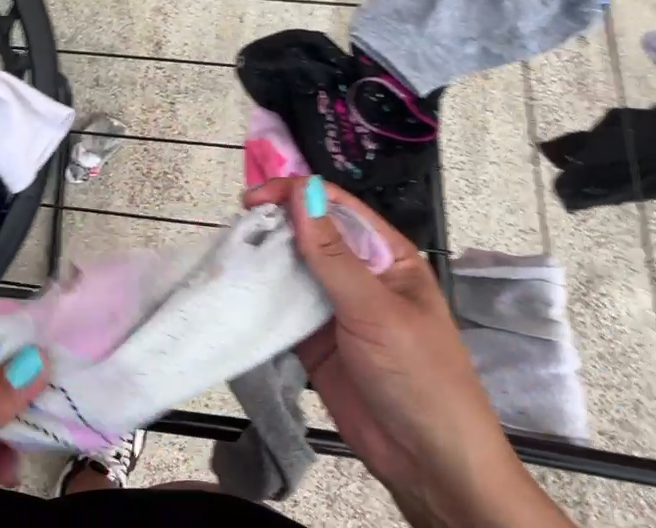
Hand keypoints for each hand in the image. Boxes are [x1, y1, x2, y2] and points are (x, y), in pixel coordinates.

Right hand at [243, 178, 569, 527]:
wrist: (428, 464)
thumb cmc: (420, 376)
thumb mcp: (376, 310)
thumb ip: (331, 255)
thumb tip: (301, 192)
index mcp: (385, 257)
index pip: (336, 208)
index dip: (296, 194)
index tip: (255, 198)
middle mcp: (356, 274)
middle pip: (307, 234)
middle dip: (272, 225)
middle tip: (235, 227)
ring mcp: (332, 307)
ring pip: (289, 268)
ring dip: (261, 259)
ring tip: (227, 252)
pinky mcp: (310, 339)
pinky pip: (279, 306)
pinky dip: (257, 296)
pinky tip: (234, 286)